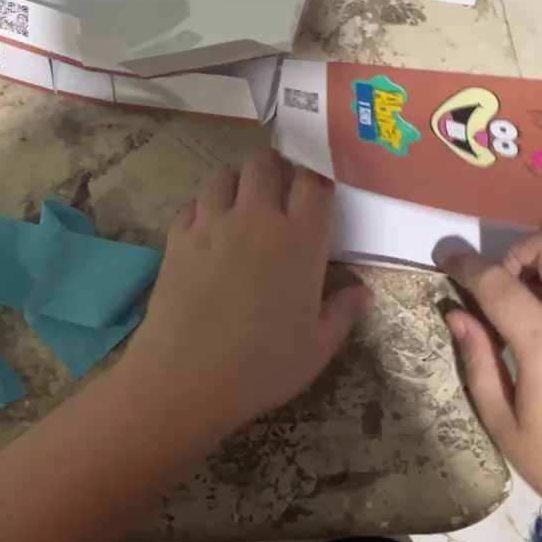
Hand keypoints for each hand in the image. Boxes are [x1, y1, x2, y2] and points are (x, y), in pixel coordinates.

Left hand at [122, 149, 374, 433]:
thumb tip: (363, 293)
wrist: (186, 377)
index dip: (316, 178)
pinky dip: (202, 208)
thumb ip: (341, 314)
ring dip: (234, 182)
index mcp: (299, 241)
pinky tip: (206, 231)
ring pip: (222, 174)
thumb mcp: (315, 349)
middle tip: (276, 190)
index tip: (315, 190)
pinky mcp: (177, 236)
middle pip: (264, 164)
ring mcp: (212, 224)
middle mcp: (256, 219)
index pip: (313, 183)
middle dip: (273, 169)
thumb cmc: (261, 366)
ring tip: (238, 205)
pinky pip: (192, 203)